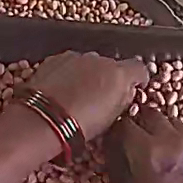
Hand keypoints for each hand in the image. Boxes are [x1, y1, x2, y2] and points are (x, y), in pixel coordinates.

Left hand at [24, 51, 147, 139]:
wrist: (43, 118)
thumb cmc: (80, 125)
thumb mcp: (112, 118)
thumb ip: (123, 98)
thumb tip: (126, 90)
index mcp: (119, 74)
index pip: (139, 68)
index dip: (138, 78)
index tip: (135, 87)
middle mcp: (99, 59)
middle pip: (111, 65)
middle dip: (108, 78)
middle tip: (100, 97)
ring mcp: (76, 57)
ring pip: (88, 63)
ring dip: (87, 74)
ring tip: (77, 95)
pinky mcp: (55, 59)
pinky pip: (68, 64)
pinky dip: (68, 73)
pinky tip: (61, 89)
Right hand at [107, 107, 182, 182]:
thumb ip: (121, 165)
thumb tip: (112, 147)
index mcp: (147, 153)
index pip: (124, 124)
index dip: (117, 130)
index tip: (117, 137)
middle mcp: (171, 139)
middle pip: (148, 113)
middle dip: (139, 123)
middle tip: (137, 138)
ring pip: (170, 120)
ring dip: (160, 128)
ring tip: (159, 146)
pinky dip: (179, 138)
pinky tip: (178, 155)